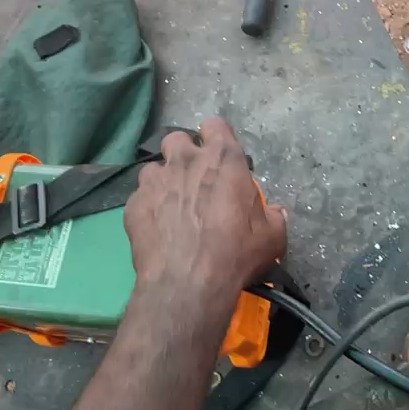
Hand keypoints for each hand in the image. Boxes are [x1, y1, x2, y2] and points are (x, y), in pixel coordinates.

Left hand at [123, 117, 285, 301]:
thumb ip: (274, 216)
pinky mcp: (133, 205)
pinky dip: (148, 208)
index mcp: (223, 159)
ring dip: (163, 181)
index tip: (219, 153)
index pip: (215, 125)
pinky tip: (158, 229)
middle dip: (183, 153)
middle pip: (177, 139)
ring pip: (154, 168)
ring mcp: (154, 181)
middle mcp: (185, 161)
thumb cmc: (236, 253)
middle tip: (193, 178)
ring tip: (172, 206)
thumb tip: (275, 212)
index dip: (216, 136)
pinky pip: (140, 197)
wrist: (188, 284)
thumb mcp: (272, 236)